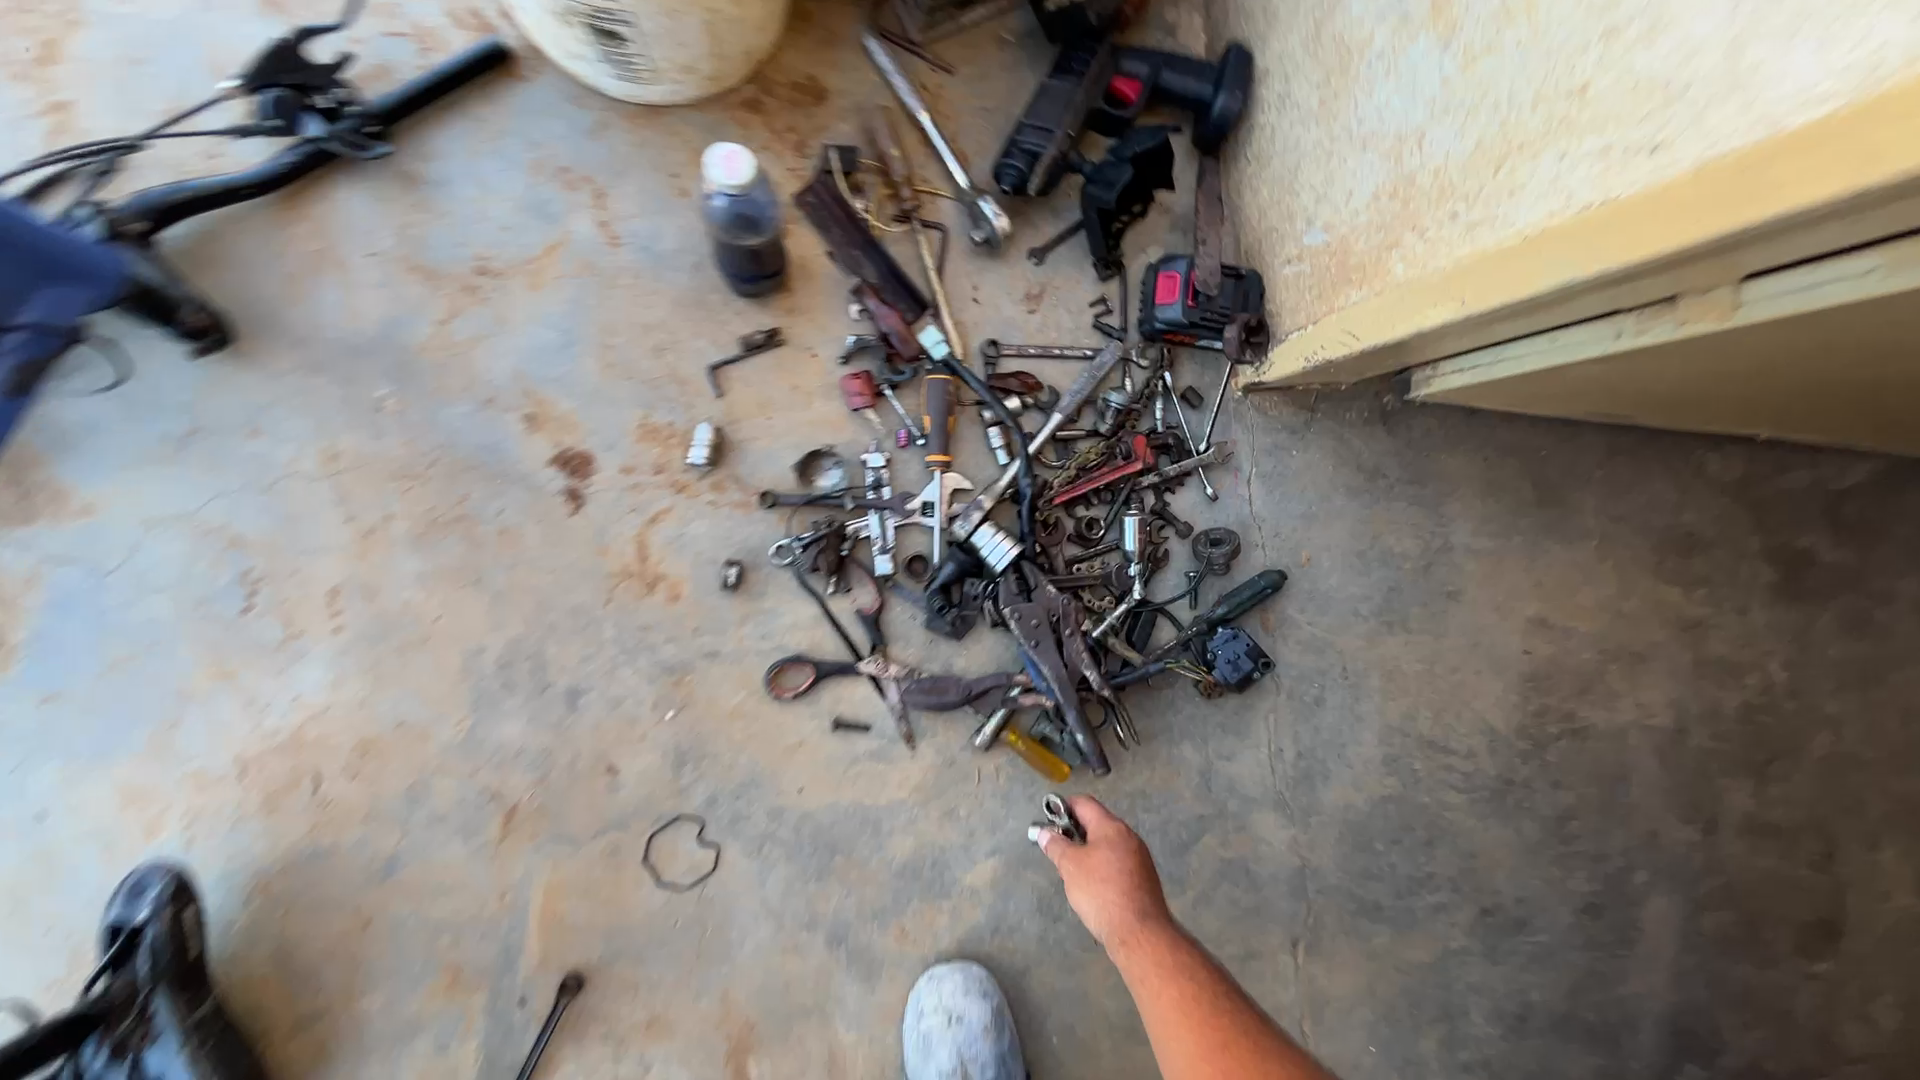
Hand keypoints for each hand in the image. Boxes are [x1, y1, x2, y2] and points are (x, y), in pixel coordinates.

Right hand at [1035, 796, 1173, 949]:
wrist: (1139, 933)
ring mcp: (1139, 858)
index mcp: (1111, 827)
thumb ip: (1056, 845)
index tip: (1048, 821)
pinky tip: (1093, 888)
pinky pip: (1117, 863)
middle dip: (1074, 833)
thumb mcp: (1070, 866)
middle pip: (1097, 823)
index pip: (1084, 803)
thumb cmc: (1101, 892)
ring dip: (1088, 852)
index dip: (1063, 807)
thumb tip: (1044, 832)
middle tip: (1058, 851)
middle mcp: (1129, 836)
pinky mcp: (1143, 878)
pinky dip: (1102, 867)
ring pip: (1107, 845)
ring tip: (1073, 873)